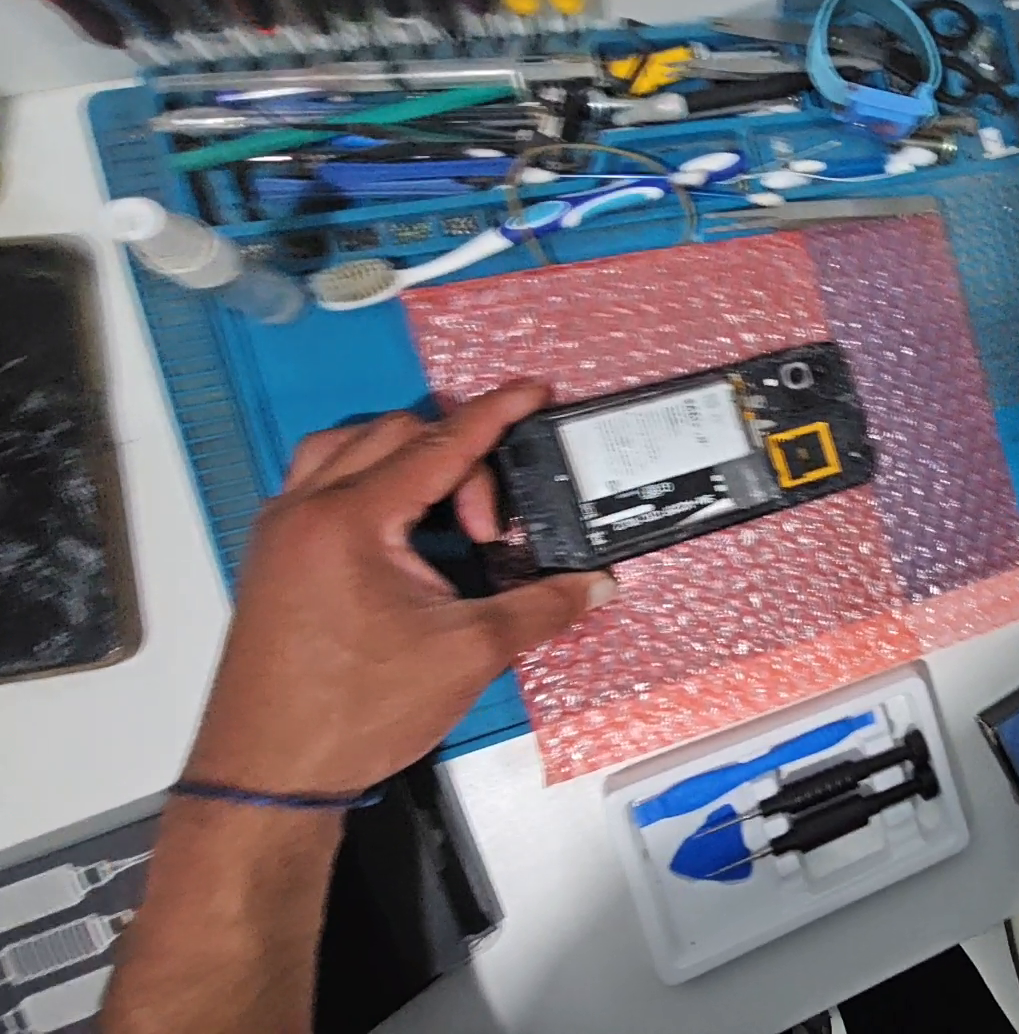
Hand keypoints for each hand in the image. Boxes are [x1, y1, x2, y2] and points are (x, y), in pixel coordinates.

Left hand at [183, 382, 617, 796]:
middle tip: (495, 522)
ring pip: (348, 449)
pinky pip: (327, 482)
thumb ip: (544, 605)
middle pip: (395, 436)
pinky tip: (413, 529)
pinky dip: (378, 481)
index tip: (536, 391)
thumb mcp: (473, 651)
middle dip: (462, 459)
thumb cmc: (364, 708)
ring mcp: (283, 533)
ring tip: (454, 509)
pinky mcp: (279, 557)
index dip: (497, 413)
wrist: (269, 775)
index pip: (439, 446)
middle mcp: (306, 512)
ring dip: (410, 458)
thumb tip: (601, 583)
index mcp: (351, 522)